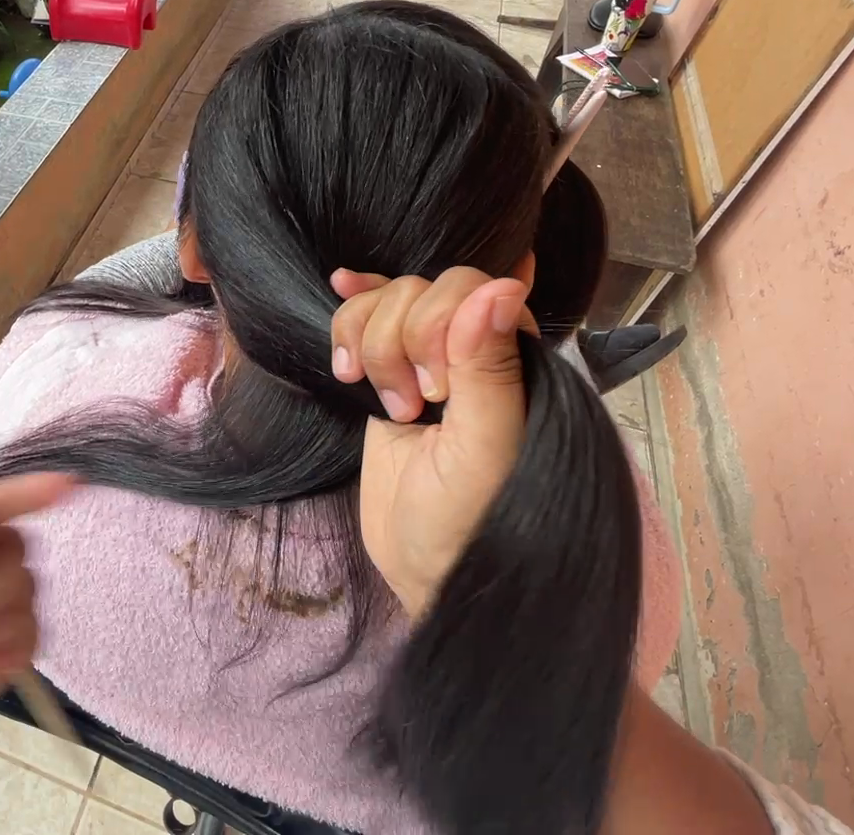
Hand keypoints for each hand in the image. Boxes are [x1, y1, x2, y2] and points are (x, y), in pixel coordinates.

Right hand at [329, 268, 533, 615]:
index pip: (472, 288)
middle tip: (414, 409)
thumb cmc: (471, 521)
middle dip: (399, 344)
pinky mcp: (386, 375)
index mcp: (513, 361)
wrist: (423, 569)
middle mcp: (470, 350)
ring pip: (384, 302)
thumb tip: (500, 284)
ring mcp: (424, 360)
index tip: (439, 387)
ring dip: (369, 345)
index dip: (440, 323)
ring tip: (386, 404)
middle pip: (417, 291)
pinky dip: (352, 307)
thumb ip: (490, 370)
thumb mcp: (484, 451)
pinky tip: (340, 287)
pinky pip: (363, 319)